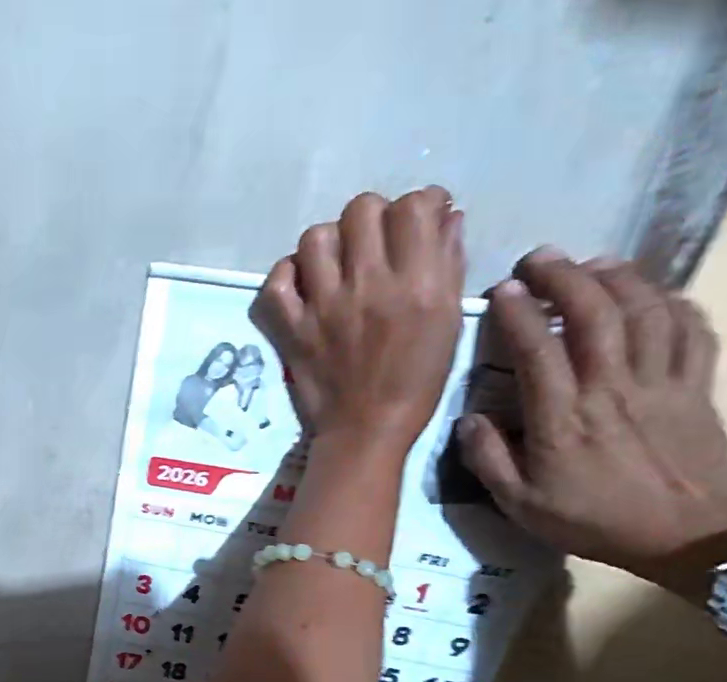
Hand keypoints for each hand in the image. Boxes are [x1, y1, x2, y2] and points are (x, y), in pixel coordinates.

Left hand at [251, 188, 467, 456]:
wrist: (366, 431)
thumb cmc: (416, 383)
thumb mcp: (448, 324)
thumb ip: (449, 266)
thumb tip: (446, 217)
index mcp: (416, 285)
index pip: (413, 207)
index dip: (422, 203)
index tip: (421, 219)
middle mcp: (368, 286)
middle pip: (361, 209)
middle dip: (374, 217)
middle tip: (377, 242)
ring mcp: (323, 305)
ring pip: (316, 237)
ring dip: (330, 242)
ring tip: (338, 263)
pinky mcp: (291, 327)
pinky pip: (277, 281)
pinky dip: (288, 275)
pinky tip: (304, 284)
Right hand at [457, 248, 726, 588]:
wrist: (683, 536)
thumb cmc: (593, 520)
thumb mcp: (521, 504)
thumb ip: (489, 460)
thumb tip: (470, 419)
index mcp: (564, 417)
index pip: (538, 349)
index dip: (518, 312)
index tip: (502, 290)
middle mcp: (612, 387)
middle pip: (594, 313)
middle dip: (564, 276)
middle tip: (540, 258)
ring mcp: (661, 382)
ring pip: (646, 310)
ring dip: (618, 278)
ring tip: (593, 264)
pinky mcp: (696, 386)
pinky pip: (692, 330)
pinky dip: (674, 303)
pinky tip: (654, 294)